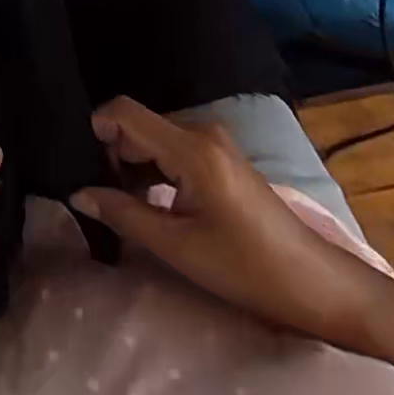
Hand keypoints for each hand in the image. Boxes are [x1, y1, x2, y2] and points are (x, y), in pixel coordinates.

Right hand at [70, 97, 393, 352]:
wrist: (315, 283)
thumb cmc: (246, 268)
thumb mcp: (177, 246)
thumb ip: (124, 214)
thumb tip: (78, 193)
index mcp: (192, 148)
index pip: (126, 111)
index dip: (97, 128)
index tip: (85, 165)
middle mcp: (202, 131)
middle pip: (139, 124)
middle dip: (115, 154)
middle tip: (106, 198)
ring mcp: (215, 141)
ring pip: (155, 137)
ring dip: (134, 165)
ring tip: (128, 206)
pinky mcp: (221, 155)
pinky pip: (174, 147)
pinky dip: (155, 169)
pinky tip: (154, 203)